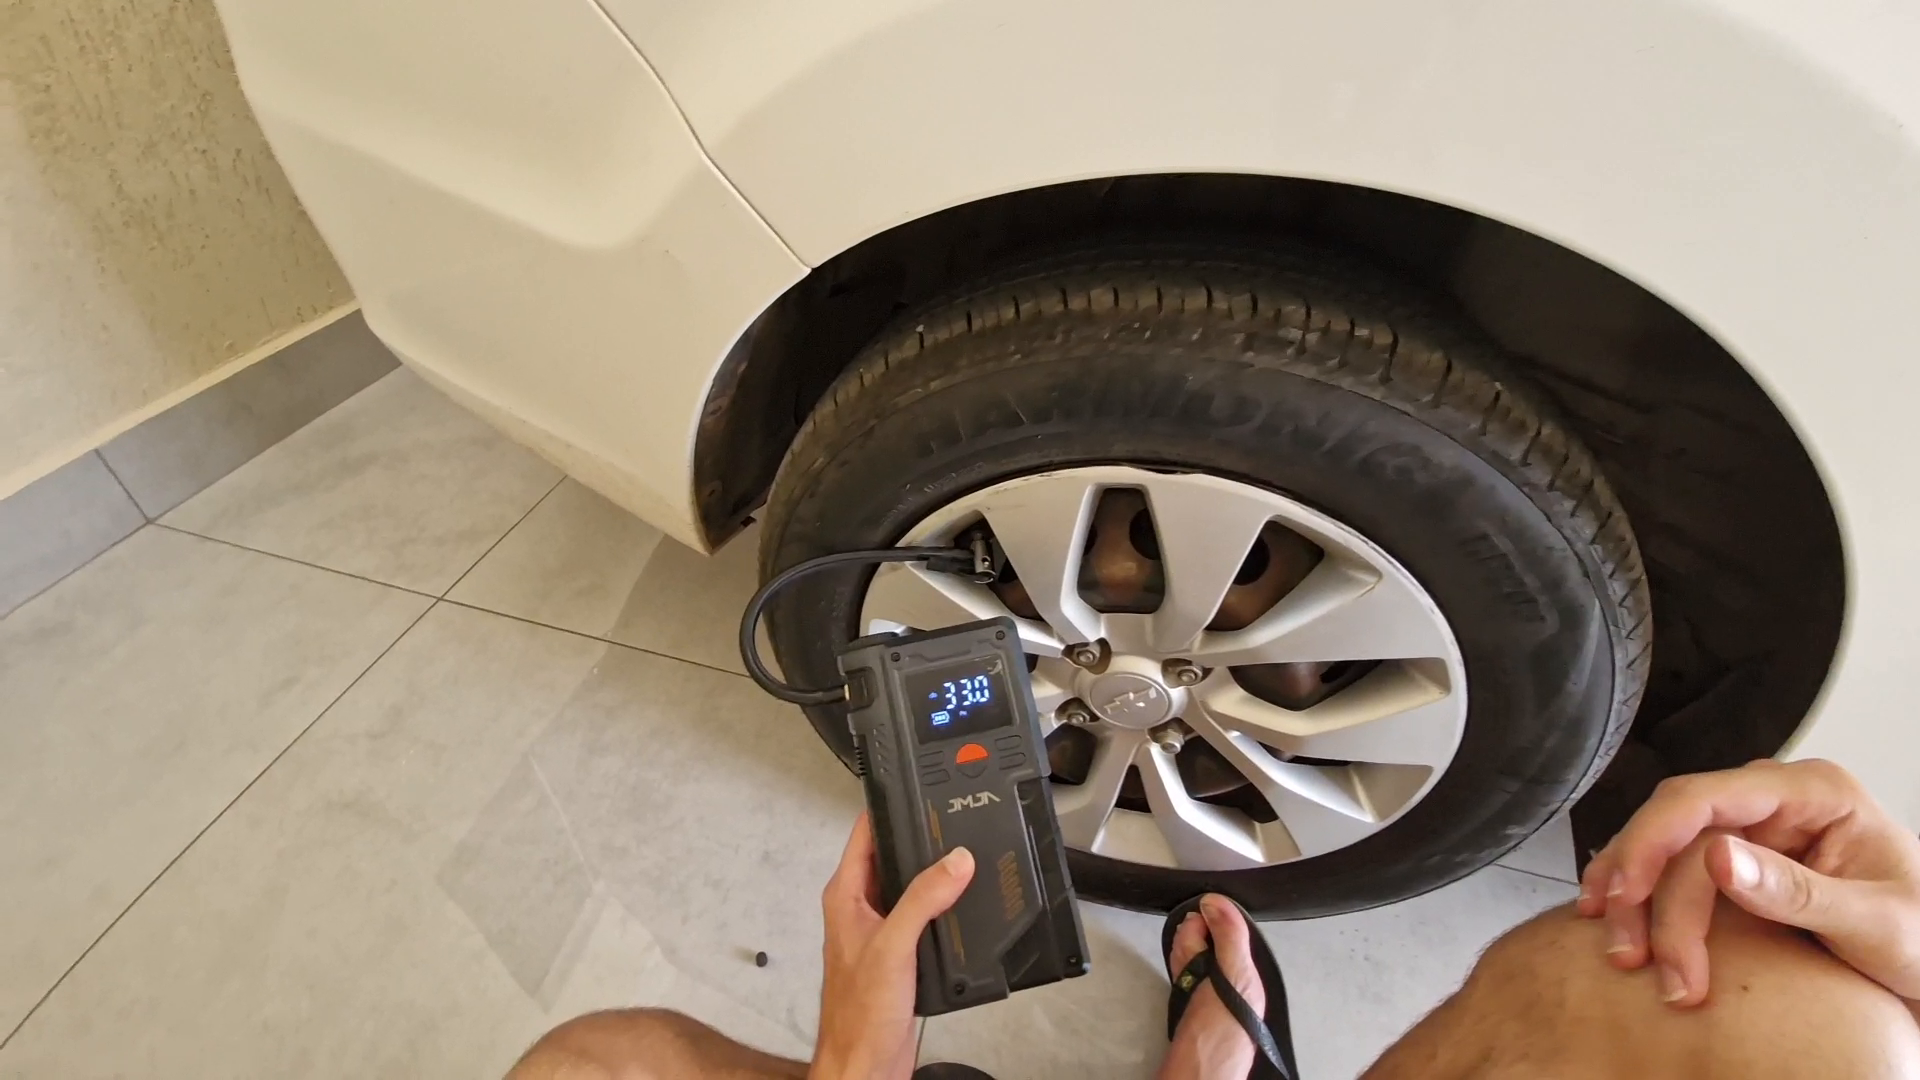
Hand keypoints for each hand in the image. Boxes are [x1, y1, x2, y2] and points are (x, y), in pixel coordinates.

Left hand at [811, 814, 974, 1079]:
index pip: (865, 832)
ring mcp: (879, 927)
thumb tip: (954, 860)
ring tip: (960, 853)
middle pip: (891, 854)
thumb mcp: (894, 945)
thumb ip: (923, 898)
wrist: (866, 1065)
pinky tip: (959, 900)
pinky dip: (940, 901)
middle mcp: (860, 906)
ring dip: (931, 871)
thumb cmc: (858, 1014)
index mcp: (846, 894)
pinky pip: (921, 910)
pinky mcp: (898, 949)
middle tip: (947, 817)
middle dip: (918, 837)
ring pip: (908, 882)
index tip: (910, 787)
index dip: (886, 807)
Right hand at [1578, 758, 1919, 1005]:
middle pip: (1672, 831)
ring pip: (1658, 850)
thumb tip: (1714, 857)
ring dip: (1632, 902)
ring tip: (1624, 950)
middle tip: (1630, 948)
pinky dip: (1639, 898)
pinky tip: (1618, 918)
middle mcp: (1764, 798)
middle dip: (1642, 890)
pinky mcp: (1723, 851)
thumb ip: (1802, 893)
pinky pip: (1665, 867)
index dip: (1650, 840)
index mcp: (1810, 793)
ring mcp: (1741, 823)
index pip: (1700, 799)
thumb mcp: (1886, 928)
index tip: (1627, 892)